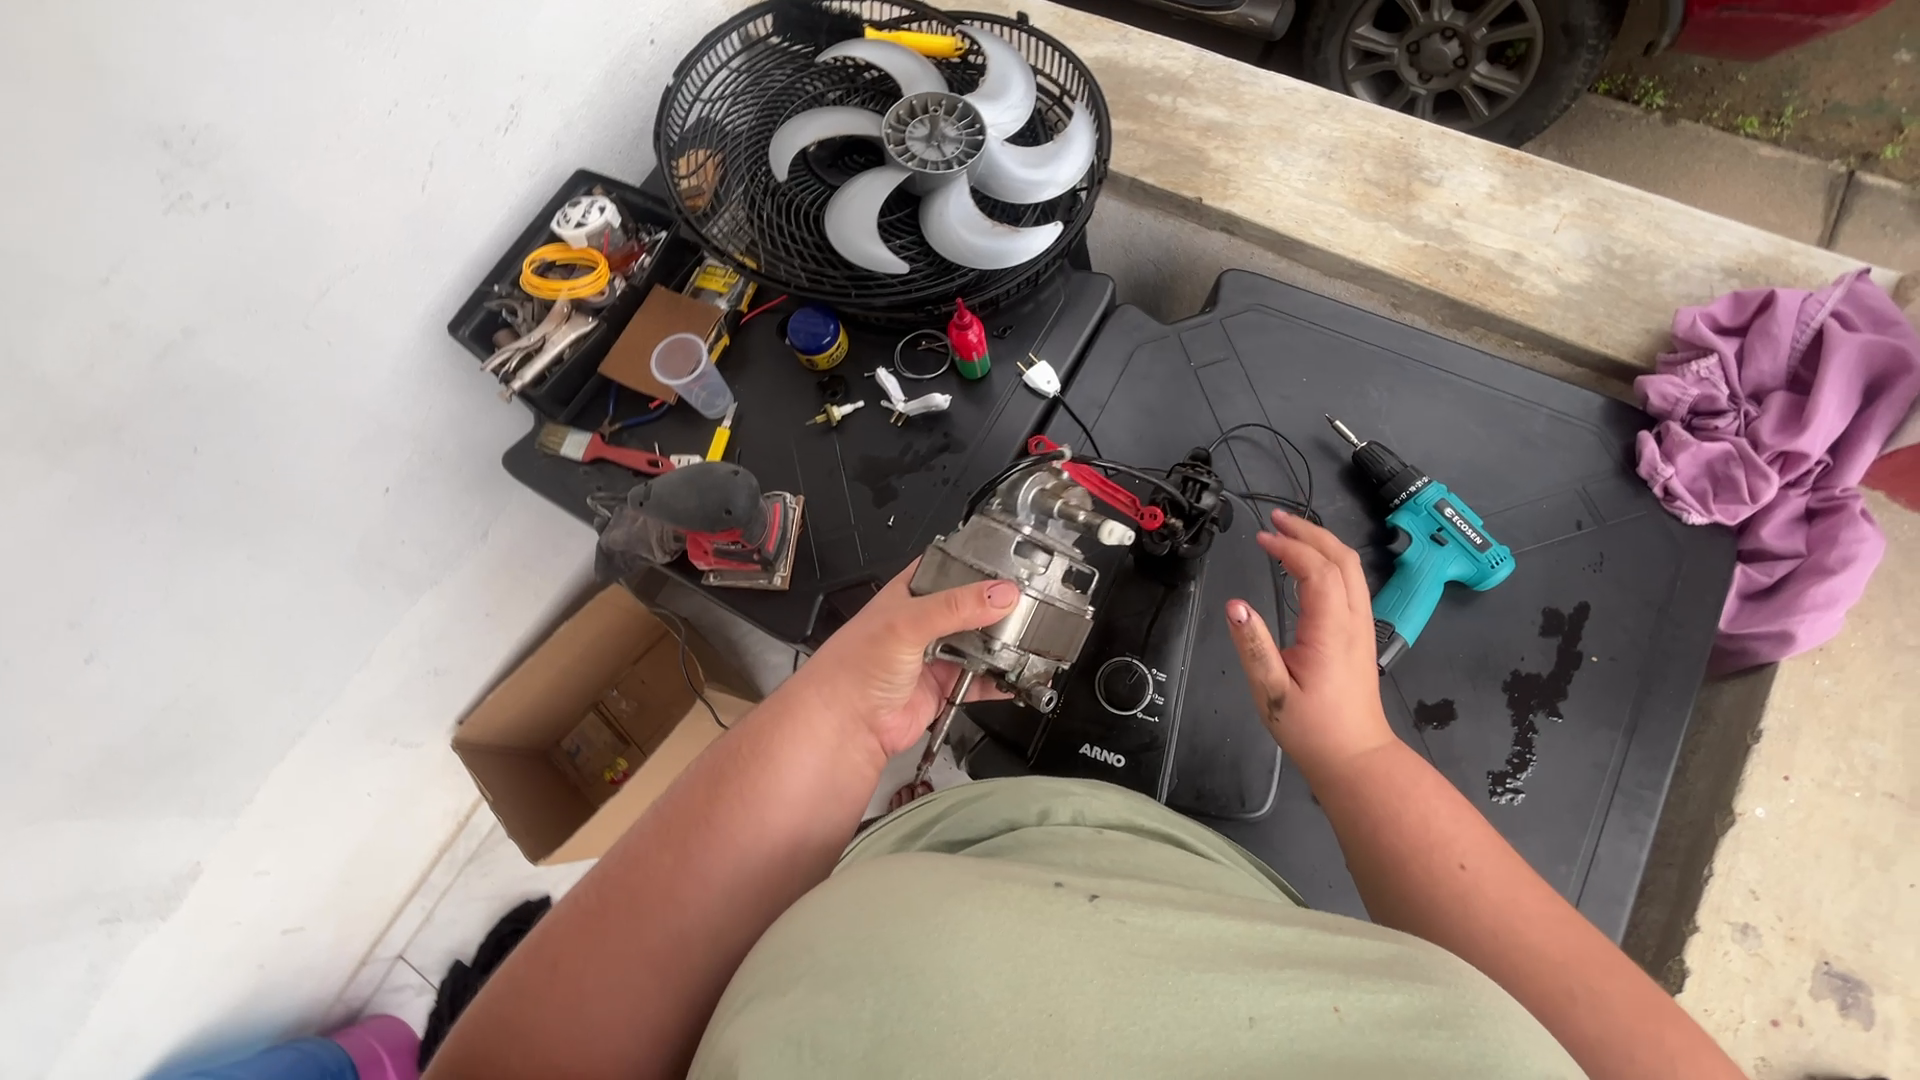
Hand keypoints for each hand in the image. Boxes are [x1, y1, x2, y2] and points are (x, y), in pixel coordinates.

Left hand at [783, 560, 1015, 760]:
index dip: (977, 566)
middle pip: (970, 610)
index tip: (1011, 568)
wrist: (844, 724)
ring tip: (1026, 642)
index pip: (949, 569)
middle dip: (996, 611)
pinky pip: (977, 683)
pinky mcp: (941, 689)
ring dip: (1000, 647)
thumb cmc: (853, 667)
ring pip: (977, 647)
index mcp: (910, 594)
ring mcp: (933, 657)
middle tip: (1027, 608)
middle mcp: (922, 623)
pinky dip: (996, 682)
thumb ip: (956, 606)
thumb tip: (1000, 594)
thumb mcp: (907, 622)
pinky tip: (1012, 678)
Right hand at [1226, 509, 1395, 781]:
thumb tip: (1235, 606)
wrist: (1355, 756)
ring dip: (1322, 543)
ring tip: (1289, 532)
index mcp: (1332, 631)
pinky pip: (1351, 583)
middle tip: (1276, 519)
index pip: (1317, 571)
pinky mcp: (1359, 634)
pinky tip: (1308, 564)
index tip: (1261, 539)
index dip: (1290, 548)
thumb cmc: (1311, 729)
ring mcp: (1362, 626)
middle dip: (1310, 532)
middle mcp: (1354, 620)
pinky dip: (1329, 561)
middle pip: (1342, 559)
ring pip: (1352, 569)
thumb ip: (1253, 646)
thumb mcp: (1271, 692)